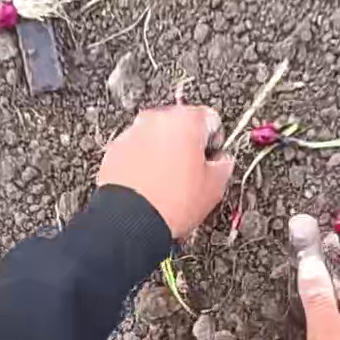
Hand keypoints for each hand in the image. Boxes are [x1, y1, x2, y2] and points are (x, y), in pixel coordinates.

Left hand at [96, 105, 229, 237]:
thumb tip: (222, 162)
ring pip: (157, 140)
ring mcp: (132, 133)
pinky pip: (136, 153)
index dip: (215, 144)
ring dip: (165, 157)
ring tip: (168, 186)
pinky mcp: (115, 151)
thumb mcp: (214, 188)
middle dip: (188, 149)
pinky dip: (144, 166)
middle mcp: (157, 119)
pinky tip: (150, 188)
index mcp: (186, 121)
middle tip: (192, 177)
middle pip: (181, 128)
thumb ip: (224, 166)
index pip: (211, 121)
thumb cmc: (171, 203)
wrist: (131, 220)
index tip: (213, 161)